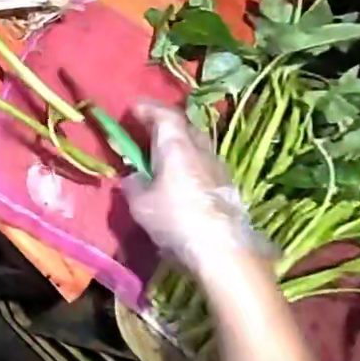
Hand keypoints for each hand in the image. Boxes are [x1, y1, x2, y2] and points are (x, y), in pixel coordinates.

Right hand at [122, 102, 265, 269]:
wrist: (222, 251)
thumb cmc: (175, 220)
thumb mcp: (139, 203)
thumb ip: (133, 183)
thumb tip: (132, 175)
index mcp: (176, 146)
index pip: (164, 114)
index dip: (147, 108)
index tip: (132, 109)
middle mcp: (200, 149)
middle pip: (184, 126)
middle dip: (163, 124)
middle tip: (144, 131)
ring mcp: (218, 167)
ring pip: (196, 145)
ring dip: (178, 144)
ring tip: (160, 156)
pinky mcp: (227, 186)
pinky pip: (204, 163)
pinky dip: (189, 162)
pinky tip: (180, 179)